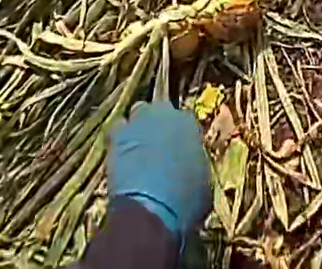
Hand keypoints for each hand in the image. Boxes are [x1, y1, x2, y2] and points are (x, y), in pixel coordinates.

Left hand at [107, 101, 210, 240]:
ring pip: (139, 113)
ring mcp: (140, 121)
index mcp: (189, 123)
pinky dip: (119, 138)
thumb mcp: (202, 184)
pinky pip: (118, 128)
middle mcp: (166, 113)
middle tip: (159, 147)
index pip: (185, 120)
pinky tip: (121, 155)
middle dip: (160, 124)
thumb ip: (196, 162)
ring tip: (138, 148)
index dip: (181, 136)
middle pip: (161, 110)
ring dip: (139, 127)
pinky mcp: (118, 134)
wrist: (151, 211)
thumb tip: (190, 162)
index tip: (179, 151)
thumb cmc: (184, 203)